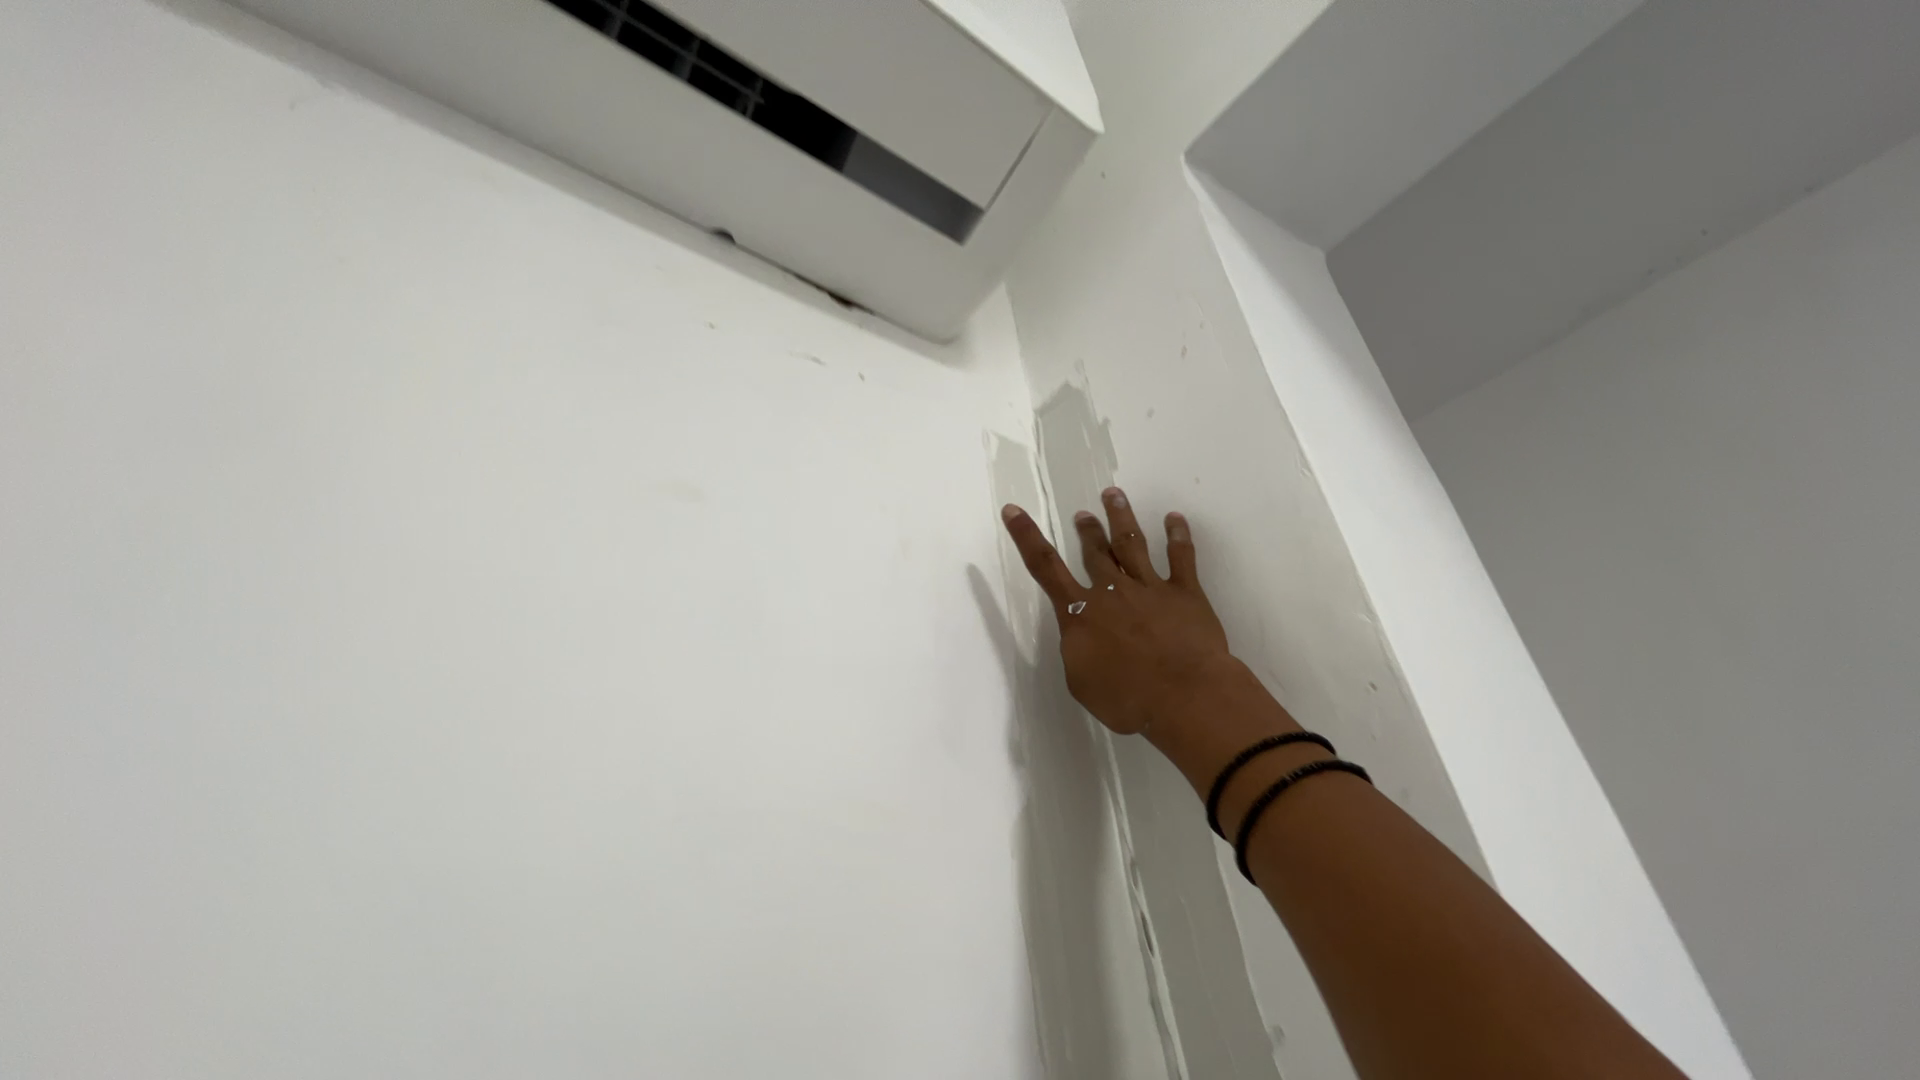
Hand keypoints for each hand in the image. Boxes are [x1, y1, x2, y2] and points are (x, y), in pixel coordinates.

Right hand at [1000, 487, 1235, 734]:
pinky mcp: (1185, 593)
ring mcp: (1150, 588)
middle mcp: (1112, 591)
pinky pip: (1182, 557)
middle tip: (1083, 514)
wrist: (1184, 696)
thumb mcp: (1081, 682)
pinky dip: (1178, 535)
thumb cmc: (1126, 699)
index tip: (1014, 510)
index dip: (1027, 537)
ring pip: (1131, 543)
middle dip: (1087, 529)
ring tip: (1114, 495)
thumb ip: (1077, 650)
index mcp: (1080, 613)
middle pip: (1095, 551)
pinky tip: (1175, 518)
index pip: (1045, 568)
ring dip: (1121, 517)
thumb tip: (1083, 633)